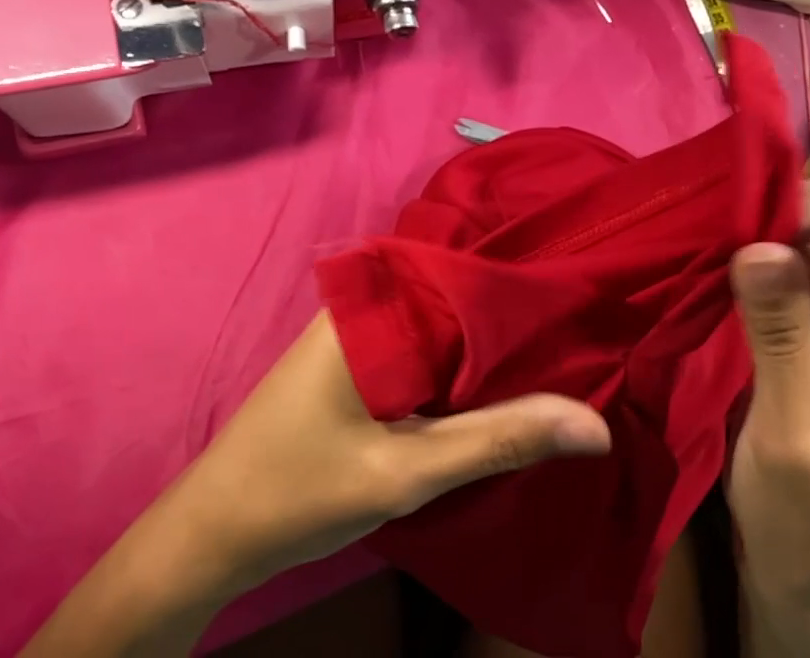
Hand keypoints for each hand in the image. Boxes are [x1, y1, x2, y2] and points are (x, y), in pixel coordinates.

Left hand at [23, 313, 609, 656]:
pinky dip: (470, 366)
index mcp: (372, 305)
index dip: (533, 285)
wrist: (210, 538)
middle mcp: (368, 304)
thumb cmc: (297, 494)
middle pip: (465, 295)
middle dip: (522, 316)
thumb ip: (500, 440)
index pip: (472, 270)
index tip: (596, 296)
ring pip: (451, 325)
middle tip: (599, 325)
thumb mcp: (407, 472)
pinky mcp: (364, 364)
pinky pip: (433, 349)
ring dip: (498, 344)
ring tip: (573, 349)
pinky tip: (514, 382)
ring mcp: (363, 334)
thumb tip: (597, 426)